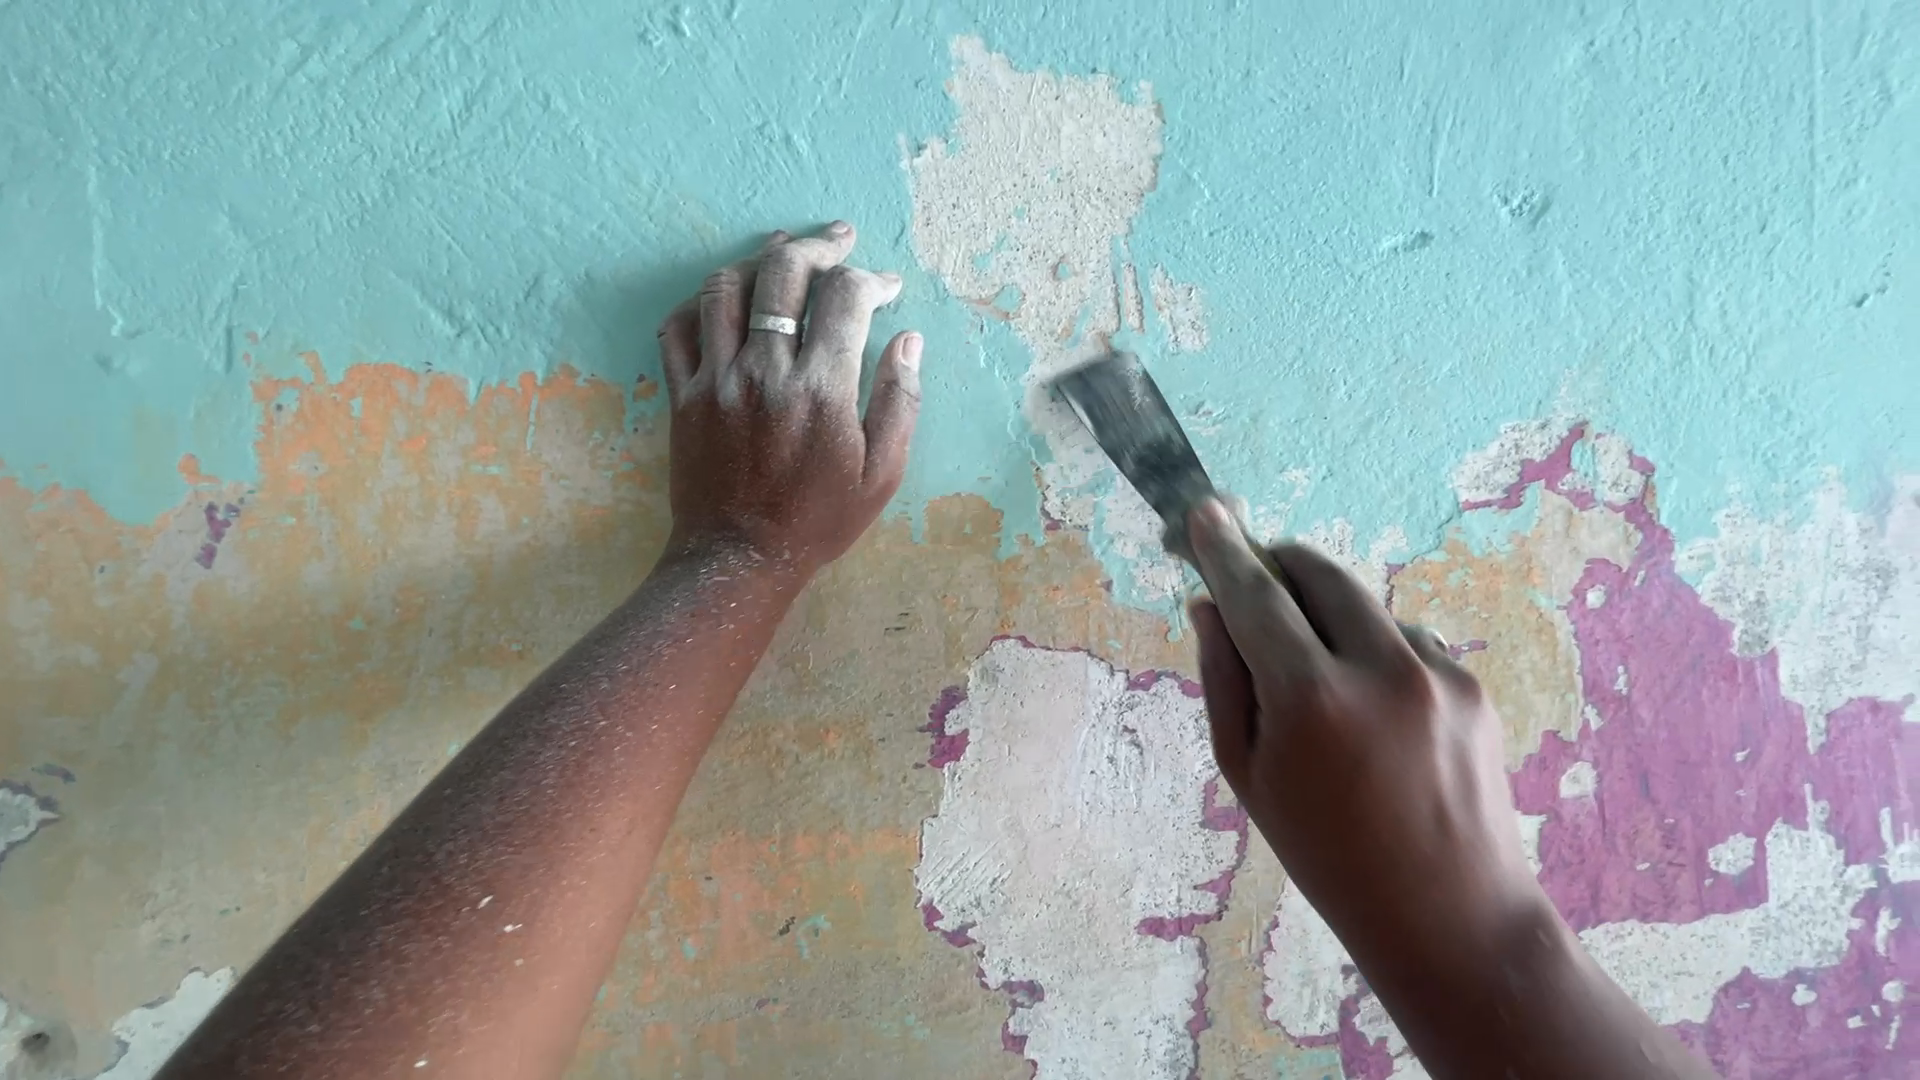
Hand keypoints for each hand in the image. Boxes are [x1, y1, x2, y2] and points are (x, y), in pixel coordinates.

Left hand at [657, 221, 920, 576]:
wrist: (741, 557)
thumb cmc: (819, 520)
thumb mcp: (882, 475)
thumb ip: (899, 402)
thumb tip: (909, 341)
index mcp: (822, 389)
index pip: (846, 299)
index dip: (872, 279)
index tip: (886, 285)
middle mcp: (766, 369)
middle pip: (784, 273)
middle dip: (819, 246)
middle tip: (839, 239)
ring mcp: (716, 378)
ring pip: (727, 287)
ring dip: (760, 259)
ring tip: (783, 250)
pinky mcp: (683, 393)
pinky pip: (679, 325)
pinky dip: (702, 299)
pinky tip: (725, 296)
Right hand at [1184, 498, 1542, 954]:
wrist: (1449, 914)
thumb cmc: (1321, 849)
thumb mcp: (1245, 771)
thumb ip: (1223, 678)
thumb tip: (1210, 607)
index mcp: (1311, 700)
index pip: (1255, 597)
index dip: (1224, 550)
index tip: (1204, 512)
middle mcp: (1381, 671)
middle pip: (1321, 573)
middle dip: (1280, 562)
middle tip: (1256, 578)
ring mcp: (1439, 675)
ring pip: (1363, 605)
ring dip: (1327, 615)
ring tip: (1320, 680)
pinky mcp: (1474, 686)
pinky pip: (1404, 640)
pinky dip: (1372, 650)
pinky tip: (1373, 711)